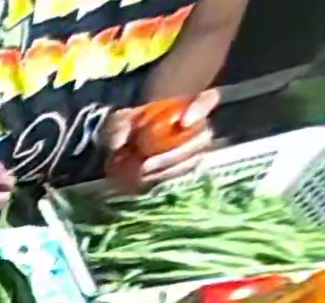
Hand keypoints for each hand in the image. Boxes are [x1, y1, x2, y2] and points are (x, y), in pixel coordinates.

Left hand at [100, 90, 218, 193]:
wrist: (119, 148)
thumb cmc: (123, 129)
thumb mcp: (116, 124)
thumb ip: (118, 129)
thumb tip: (118, 144)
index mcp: (187, 105)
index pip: (208, 100)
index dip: (201, 109)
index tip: (184, 122)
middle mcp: (196, 127)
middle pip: (202, 138)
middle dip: (176, 153)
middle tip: (145, 164)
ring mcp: (191, 149)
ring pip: (192, 160)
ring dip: (167, 170)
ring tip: (140, 175)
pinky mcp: (181, 168)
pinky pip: (180, 176)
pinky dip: (161, 180)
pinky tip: (143, 182)